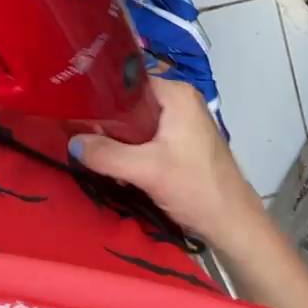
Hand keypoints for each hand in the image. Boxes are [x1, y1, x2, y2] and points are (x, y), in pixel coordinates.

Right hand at [70, 77, 260, 244]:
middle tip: (83, 133)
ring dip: (121, 137)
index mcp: (176, 94)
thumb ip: (107, 155)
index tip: (78, 108)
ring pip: (140, 121)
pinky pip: (150, 136)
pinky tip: (118, 164)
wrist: (235, 227)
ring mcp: (185, 122)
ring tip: (96, 150)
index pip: (129, 80)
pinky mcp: (185, 142)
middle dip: (109, 120)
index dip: (103, 93)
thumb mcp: (146, 171)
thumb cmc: (196, 189)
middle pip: (133, 101)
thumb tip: (72, 142)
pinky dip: (134, 147)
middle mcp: (182, 100)